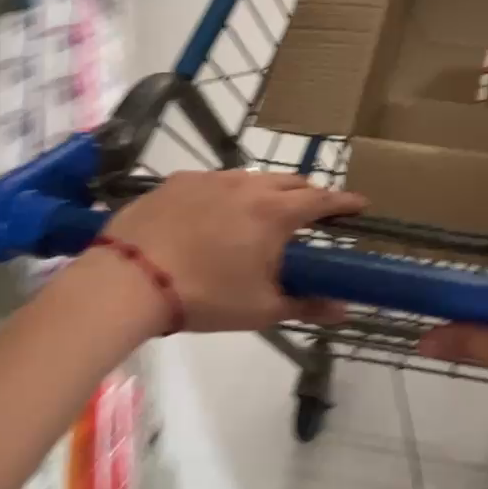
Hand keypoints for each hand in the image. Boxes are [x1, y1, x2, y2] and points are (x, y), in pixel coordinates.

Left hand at [101, 170, 366, 333]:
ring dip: (267, 192)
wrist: (127, 281)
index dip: (345, 202)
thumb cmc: (204, 296)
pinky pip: (215, 181)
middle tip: (311, 215)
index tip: (361, 205)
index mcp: (276, 212)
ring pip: (252, 178)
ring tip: (261, 215)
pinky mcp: (178, 180)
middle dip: (308, 194)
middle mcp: (249, 185)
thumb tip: (345, 310)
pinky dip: (226, 195)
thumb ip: (307, 306)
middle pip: (291, 182)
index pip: (324, 199)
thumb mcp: (261, 309)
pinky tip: (213, 217)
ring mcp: (211, 178)